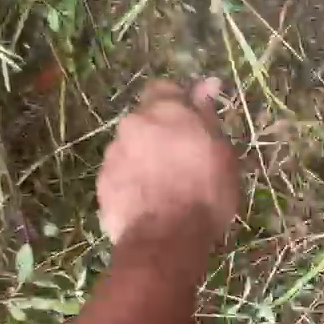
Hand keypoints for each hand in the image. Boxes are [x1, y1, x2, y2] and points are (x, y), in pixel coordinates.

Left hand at [97, 78, 239, 246]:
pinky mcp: (102, 185)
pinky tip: (150, 205)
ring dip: (145, 161)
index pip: (164, 89)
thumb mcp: (221, 152)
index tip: (191, 123)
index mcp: (163, 110)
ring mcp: (113, 155)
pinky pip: (121, 177)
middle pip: (145, 122)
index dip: (177, 103)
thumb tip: (206, 84)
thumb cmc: (205, 193)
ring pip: (131, 150)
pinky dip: (134, 185)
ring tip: (165, 189)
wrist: (166, 240)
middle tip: (182, 162)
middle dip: (160, 135)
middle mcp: (132, 125)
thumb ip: (208, 116)